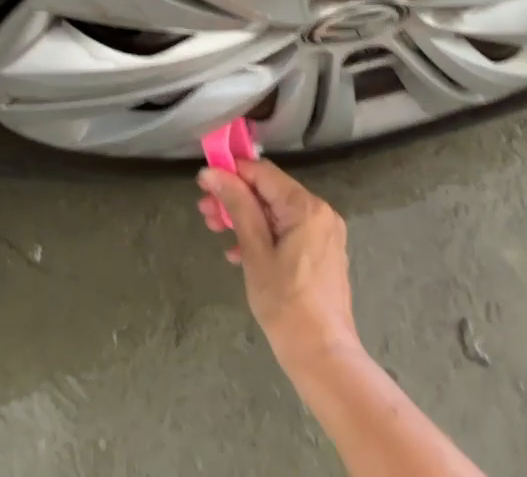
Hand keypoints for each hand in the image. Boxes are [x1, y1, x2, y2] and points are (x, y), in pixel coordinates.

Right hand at [198, 159, 357, 361]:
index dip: (231, 172)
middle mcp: (321, 213)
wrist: (321, 354)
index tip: (203, 183)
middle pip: (270, 192)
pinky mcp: (322, 253)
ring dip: (245, 218)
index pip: (263, 173)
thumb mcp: (255, 251)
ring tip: (215, 230)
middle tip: (205, 212)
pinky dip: (263, 236)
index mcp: (307, 208)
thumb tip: (213, 172)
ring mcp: (324, 233)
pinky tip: (238, 253)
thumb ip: (237, 206)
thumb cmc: (285, 303)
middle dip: (236, 198)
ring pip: (277, 213)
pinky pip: (288, 232)